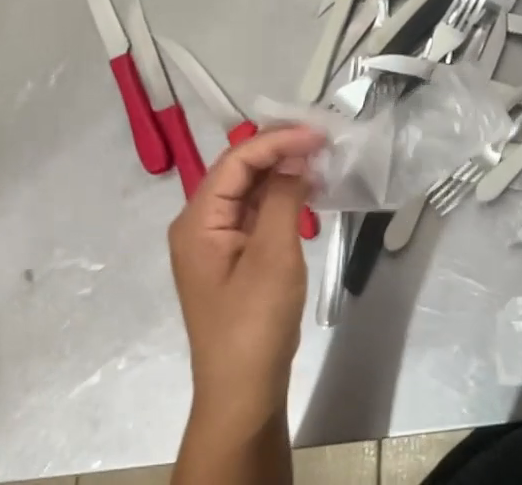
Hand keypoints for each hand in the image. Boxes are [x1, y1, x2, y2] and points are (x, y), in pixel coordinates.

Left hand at [169, 125, 326, 423]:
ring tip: (322, 158)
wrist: (243, 388)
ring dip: (283, 170)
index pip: (236, 161)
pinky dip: (283, 196)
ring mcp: (217, 242)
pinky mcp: (235, 257)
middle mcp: (200, 224)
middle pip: (239, 171)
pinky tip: (310, 191)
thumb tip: (296, 157)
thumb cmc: (254, 321)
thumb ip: (282, 198)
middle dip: (279, 149)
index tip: (319, 133)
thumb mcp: (273, 254)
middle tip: (324, 139)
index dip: (277, 140)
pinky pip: (257, 212)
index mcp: (198, 221)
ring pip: (249, 190)